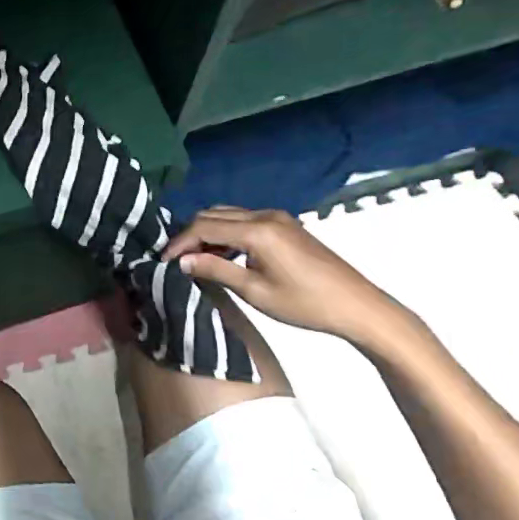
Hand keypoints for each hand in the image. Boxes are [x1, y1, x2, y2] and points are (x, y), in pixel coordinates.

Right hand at [162, 206, 424, 351]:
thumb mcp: (256, 291)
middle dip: (190, 233)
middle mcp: (265, 215)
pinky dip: (227, 232)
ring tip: (194, 258)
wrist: (356, 305)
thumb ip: (217, 270)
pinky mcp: (286, 225)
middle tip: (175, 259)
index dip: (179, 242)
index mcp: (257, 230)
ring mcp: (278, 217)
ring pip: (229, 214)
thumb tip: (182, 261)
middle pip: (214, 214)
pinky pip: (245, 220)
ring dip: (208, 231)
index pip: (204, 226)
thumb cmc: (305, 304)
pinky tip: (222, 254)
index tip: (162, 261)